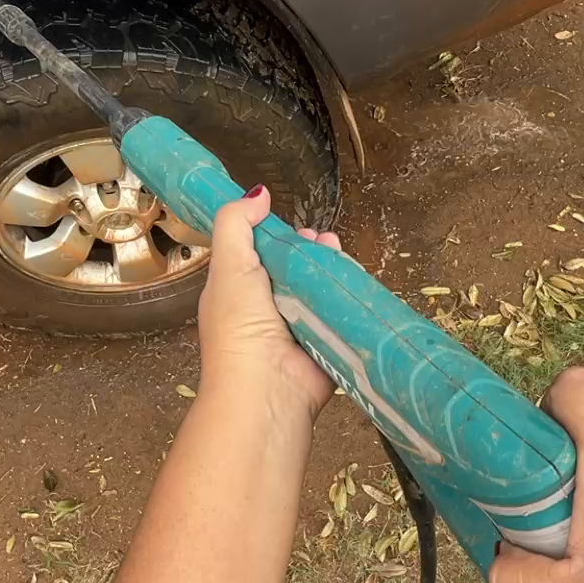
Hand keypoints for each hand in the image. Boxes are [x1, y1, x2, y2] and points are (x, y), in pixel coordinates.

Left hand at [195, 187, 337, 421]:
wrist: (266, 390)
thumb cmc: (240, 328)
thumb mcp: (229, 266)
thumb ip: (236, 224)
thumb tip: (258, 192)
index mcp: (238, 292)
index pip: (261, 254)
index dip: (279, 236)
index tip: (294, 228)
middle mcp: (267, 310)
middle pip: (295, 269)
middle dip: (311, 250)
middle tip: (323, 242)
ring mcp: (298, 330)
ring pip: (320, 289)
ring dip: (332, 269)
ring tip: (338, 255)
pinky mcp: (325, 345)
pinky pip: (341, 315)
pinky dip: (349, 298)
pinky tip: (354, 283)